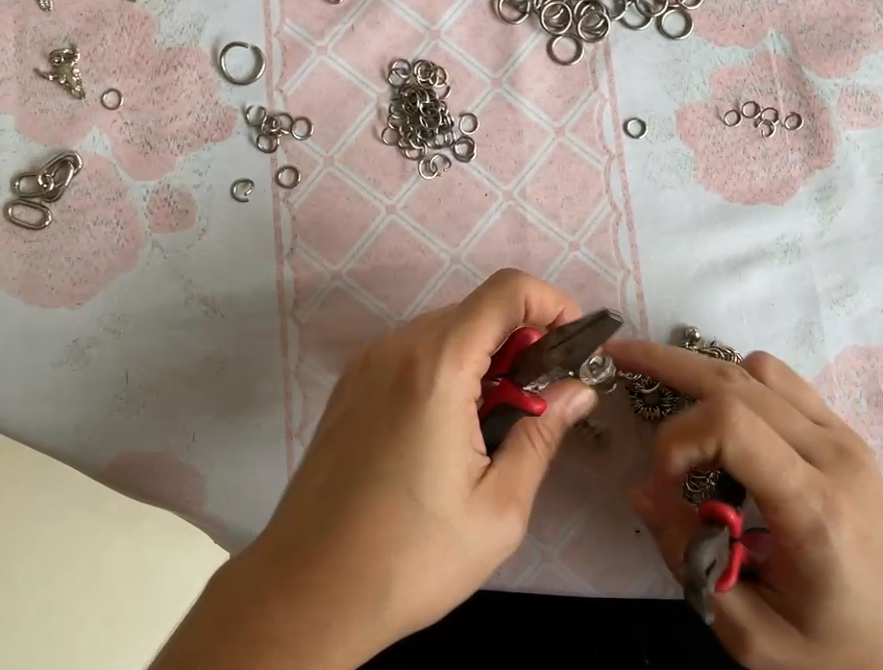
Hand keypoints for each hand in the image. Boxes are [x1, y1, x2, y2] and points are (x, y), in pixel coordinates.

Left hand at [150, 270, 597, 669]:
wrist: (306, 592)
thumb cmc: (410, 556)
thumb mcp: (498, 508)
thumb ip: (542, 436)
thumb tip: (576, 391)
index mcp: (437, 367)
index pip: (506, 290)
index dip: (551, 303)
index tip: (575, 346)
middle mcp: (397, 348)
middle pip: (476, 310)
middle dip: (523, 340)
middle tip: (544, 399)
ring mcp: (367, 365)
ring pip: (445, 331)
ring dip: (485, 357)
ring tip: (500, 421)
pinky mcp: (351, 386)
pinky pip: (413, 353)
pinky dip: (448, 369)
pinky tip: (452, 428)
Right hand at [611, 341, 882, 669]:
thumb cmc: (842, 658)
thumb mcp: (753, 636)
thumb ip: (688, 560)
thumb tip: (641, 490)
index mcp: (815, 507)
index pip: (728, 424)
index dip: (675, 442)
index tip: (661, 490)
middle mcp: (834, 455)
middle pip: (736, 379)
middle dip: (668, 366)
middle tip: (619, 358)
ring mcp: (845, 439)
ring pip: (759, 369)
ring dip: (704, 373)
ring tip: (666, 393)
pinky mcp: (847, 439)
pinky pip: (783, 383)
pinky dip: (738, 383)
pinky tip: (716, 413)